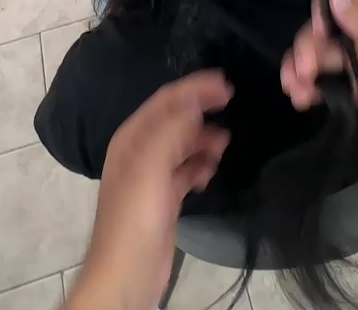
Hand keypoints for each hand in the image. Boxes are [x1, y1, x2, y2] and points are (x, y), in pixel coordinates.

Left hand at [70, 71, 232, 309]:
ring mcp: (152, 175)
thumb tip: (195, 102)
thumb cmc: (136, 215)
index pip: (166, 100)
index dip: (194, 88)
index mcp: (133, 137)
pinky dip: (200, 165)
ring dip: (203, 139)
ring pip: (183, 144)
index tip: (225, 83)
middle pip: (176, 119)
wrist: (127, 274)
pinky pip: (186, 170)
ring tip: (224, 143)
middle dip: (202, 110)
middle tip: (231, 103)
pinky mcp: (165, 198)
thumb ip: (172, 130)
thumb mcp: (152, 166)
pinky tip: (210, 170)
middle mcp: (141, 151)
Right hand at [280, 0, 357, 166]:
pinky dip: (307, 86)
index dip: (326, 6)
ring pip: (319, 54)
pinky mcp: (353, 89)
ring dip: (301, 67)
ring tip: (294, 87)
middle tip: (303, 69)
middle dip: (308, 45)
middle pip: (325, 27)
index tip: (319, 29)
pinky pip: (323, 80)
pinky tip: (301, 98)